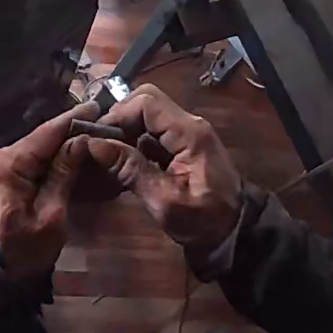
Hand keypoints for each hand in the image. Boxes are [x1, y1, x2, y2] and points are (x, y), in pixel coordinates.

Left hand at [0, 103, 94, 281]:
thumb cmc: (22, 250)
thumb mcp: (50, 216)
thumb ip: (63, 175)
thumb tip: (80, 141)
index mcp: (9, 164)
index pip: (47, 134)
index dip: (74, 120)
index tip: (99, 107)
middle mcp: (2, 156)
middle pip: (43, 137)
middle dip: (72, 130)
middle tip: (104, 123)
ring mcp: (2, 164)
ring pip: (40, 146)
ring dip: (65, 141)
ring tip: (95, 133)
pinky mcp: (6, 174)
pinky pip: (35, 158)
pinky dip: (55, 155)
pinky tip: (75, 151)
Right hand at [79, 85, 240, 252]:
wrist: (236, 232)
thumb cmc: (204, 220)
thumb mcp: (164, 201)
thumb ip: (131, 170)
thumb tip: (95, 145)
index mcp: (189, 133)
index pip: (146, 102)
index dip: (118, 114)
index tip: (98, 138)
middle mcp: (189, 124)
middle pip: (146, 101)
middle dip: (120, 119)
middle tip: (103, 145)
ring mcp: (186, 132)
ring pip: (147, 115)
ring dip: (126, 130)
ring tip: (108, 156)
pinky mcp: (182, 143)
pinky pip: (152, 130)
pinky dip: (135, 141)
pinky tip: (124, 162)